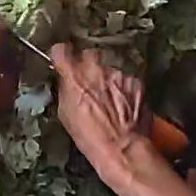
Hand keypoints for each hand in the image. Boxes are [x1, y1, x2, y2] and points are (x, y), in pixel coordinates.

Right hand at [51, 43, 152, 185]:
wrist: (122, 147)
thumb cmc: (90, 136)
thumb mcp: (65, 113)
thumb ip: (65, 88)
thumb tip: (65, 79)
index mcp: (73, 75)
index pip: (61, 49)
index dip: (62, 56)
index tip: (64, 61)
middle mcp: (96, 66)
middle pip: (88, 53)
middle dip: (88, 64)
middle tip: (90, 80)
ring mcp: (118, 70)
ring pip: (110, 62)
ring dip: (107, 73)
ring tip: (109, 93)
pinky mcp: (135, 78)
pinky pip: (126, 74)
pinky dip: (124, 84)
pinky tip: (123, 99)